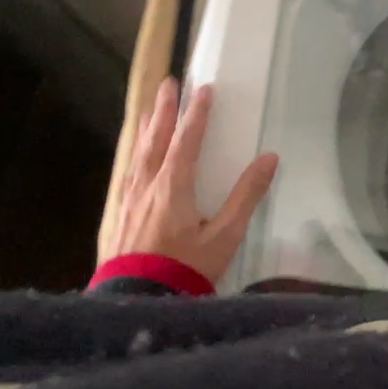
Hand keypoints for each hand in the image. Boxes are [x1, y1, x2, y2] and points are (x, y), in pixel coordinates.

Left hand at [104, 78, 278, 283]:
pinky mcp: (117, 219)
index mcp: (172, 188)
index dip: (196, 114)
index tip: (203, 89)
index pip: (186, 142)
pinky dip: (133, 157)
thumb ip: (246, 196)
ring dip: (145, 130)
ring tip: (147, 110)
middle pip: (155, 141)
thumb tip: (269, 158)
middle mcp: (146, 188)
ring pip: (136, 156)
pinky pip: (125, 176)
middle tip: (167, 84)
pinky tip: (133, 160)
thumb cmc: (185, 269)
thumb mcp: (224, 236)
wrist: (135, 304)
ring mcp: (127, 203)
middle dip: (163, 111)